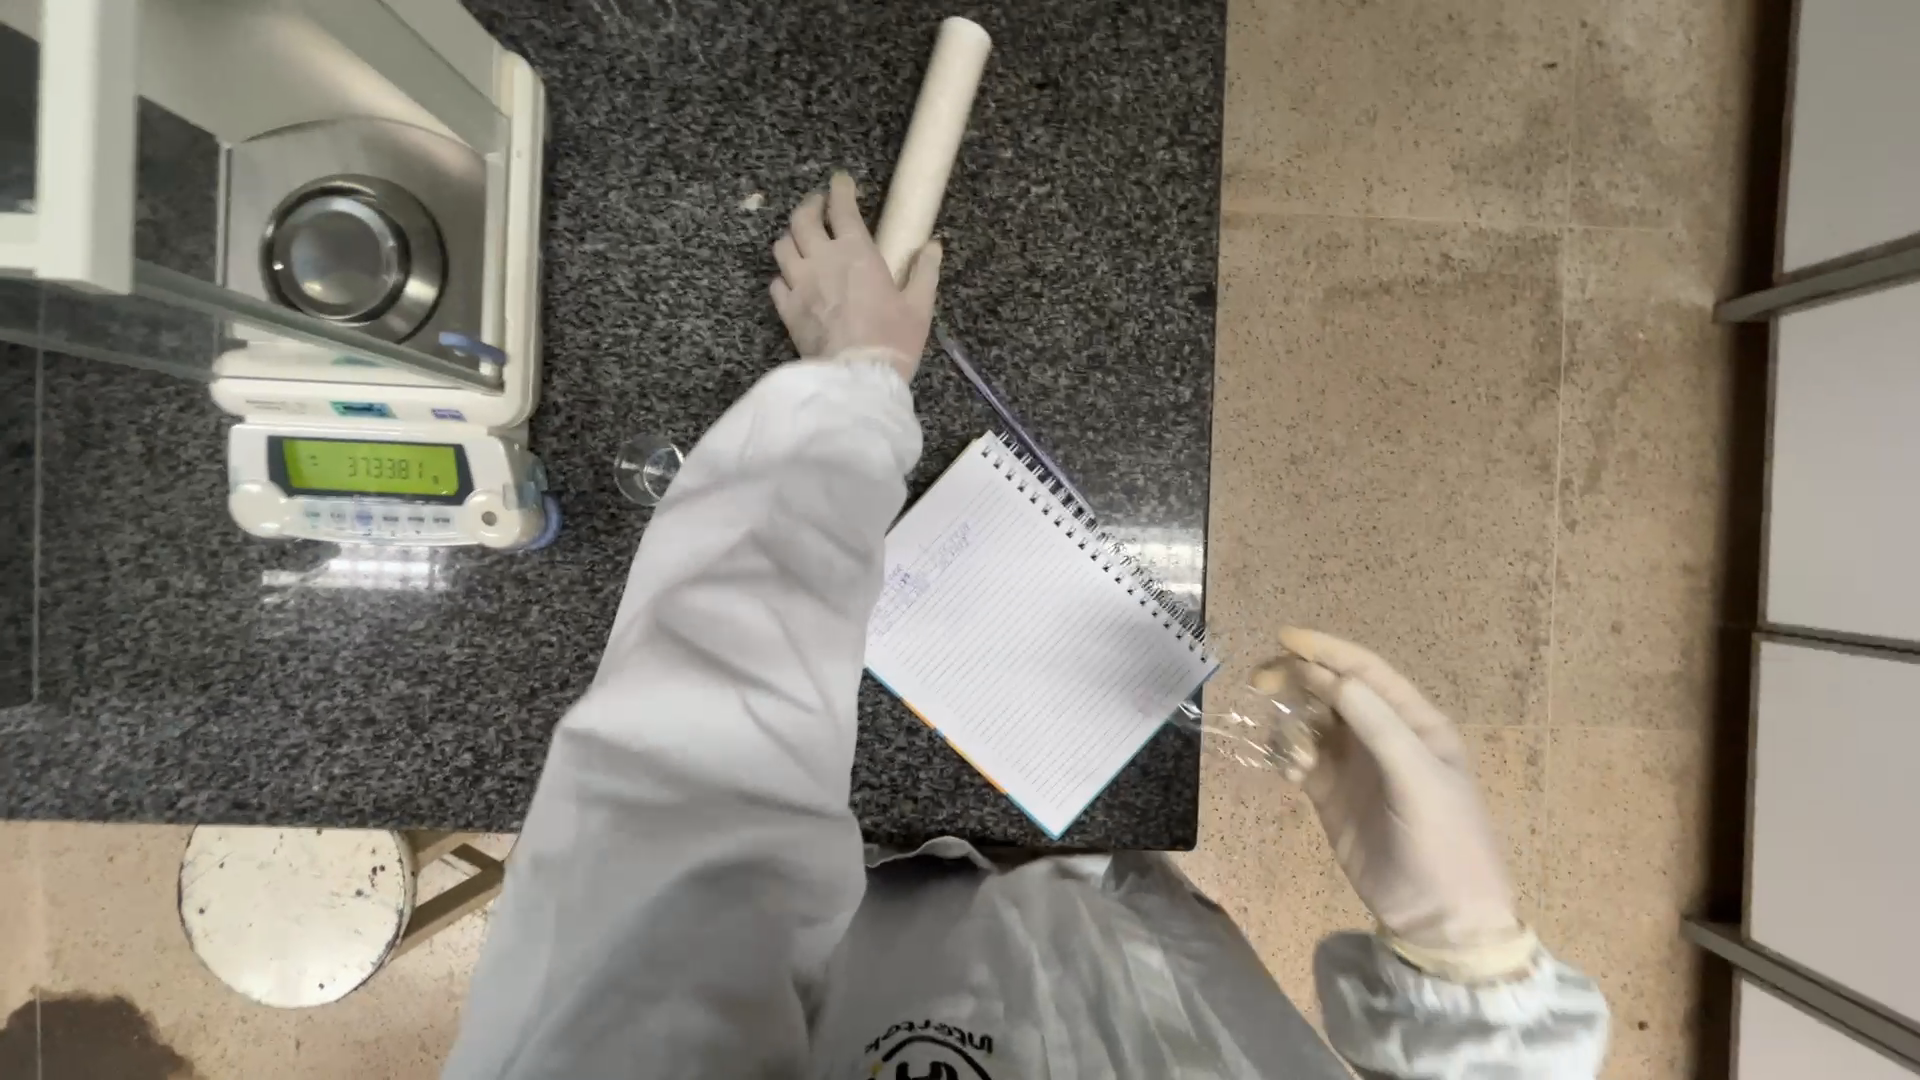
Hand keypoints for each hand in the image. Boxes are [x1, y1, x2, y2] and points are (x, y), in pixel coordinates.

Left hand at [770, 171, 942, 380]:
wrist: (859, 377)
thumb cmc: (893, 341)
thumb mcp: (919, 306)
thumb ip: (924, 272)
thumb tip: (933, 246)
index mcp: (856, 253)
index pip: (842, 208)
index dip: (840, 190)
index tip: (842, 182)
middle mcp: (822, 260)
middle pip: (802, 219)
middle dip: (810, 206)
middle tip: (818, 206)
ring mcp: (800, 284)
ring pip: (783, 246)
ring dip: (792, 238)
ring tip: (801, 241)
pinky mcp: (788, 310)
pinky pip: (776, 282)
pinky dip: (783, 275)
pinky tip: (792, 280)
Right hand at [1276, 627, 1537, 982]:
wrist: (1437, 916)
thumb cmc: (1443, 841)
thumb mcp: (1419, 778)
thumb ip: (1377, 724)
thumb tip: (1331, 677)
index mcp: (1413, 722)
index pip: (1364, 670)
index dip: (1326, 650)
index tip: (1284, 638)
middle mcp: (1380, 734)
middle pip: (1328, 689)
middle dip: (1295, 680)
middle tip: (1260, 682)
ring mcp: (1352, 762)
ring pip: (1306, 720)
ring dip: (1291, 727)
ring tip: (1296, 757)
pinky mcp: (1327, 790)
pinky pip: (1295, 755)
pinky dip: (1285, 755)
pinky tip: (1291, 773)